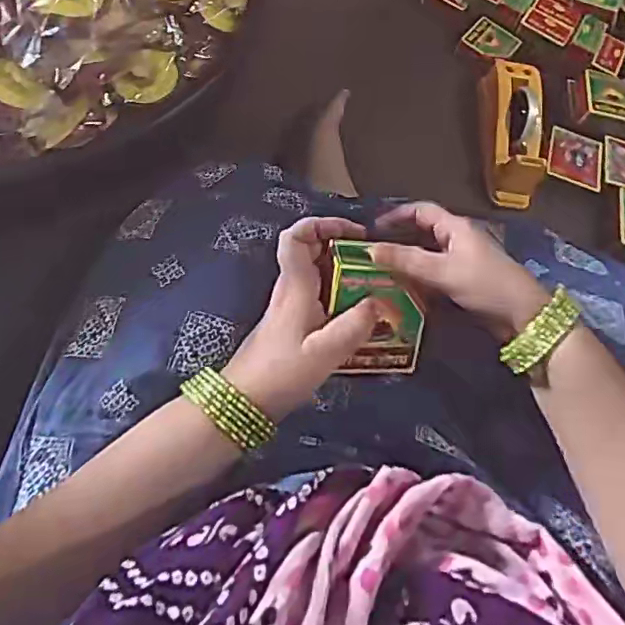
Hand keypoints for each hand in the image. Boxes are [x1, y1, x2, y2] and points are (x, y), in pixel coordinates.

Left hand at [222, 216, 378, 421]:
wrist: (244, 402)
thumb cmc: (281, 373)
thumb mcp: (324, 353)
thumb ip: (355, 326)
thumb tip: (380, 302)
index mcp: (295, 284)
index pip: (297, 234)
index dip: (323, 223)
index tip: (354, 233)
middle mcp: (291, 287)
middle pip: (312, 248)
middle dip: (343, 245)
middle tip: (373, 259)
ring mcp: (291, 303)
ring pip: (318, 271)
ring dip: (345, 270)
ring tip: (375, 283)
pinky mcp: (293, 320)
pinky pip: (319, 293)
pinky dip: (340, 292)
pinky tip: (360, 313)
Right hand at [371, 201, 549, 340]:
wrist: (523, 315)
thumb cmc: (484, 284)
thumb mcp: (442, 272)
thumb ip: (406, 260)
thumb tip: (371, 249)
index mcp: (456, 226)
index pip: (421, 210)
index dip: (396, 215)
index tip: (373, 228)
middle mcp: (459, 237)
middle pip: (423, 231)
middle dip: (399, 238)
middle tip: (373, 251)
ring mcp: (463, 258)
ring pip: (428, 252)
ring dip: (408, 258)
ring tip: (382, 269)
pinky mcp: (465, 278)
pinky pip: (436, 270)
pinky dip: (419, 274)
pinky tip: (405, 286)